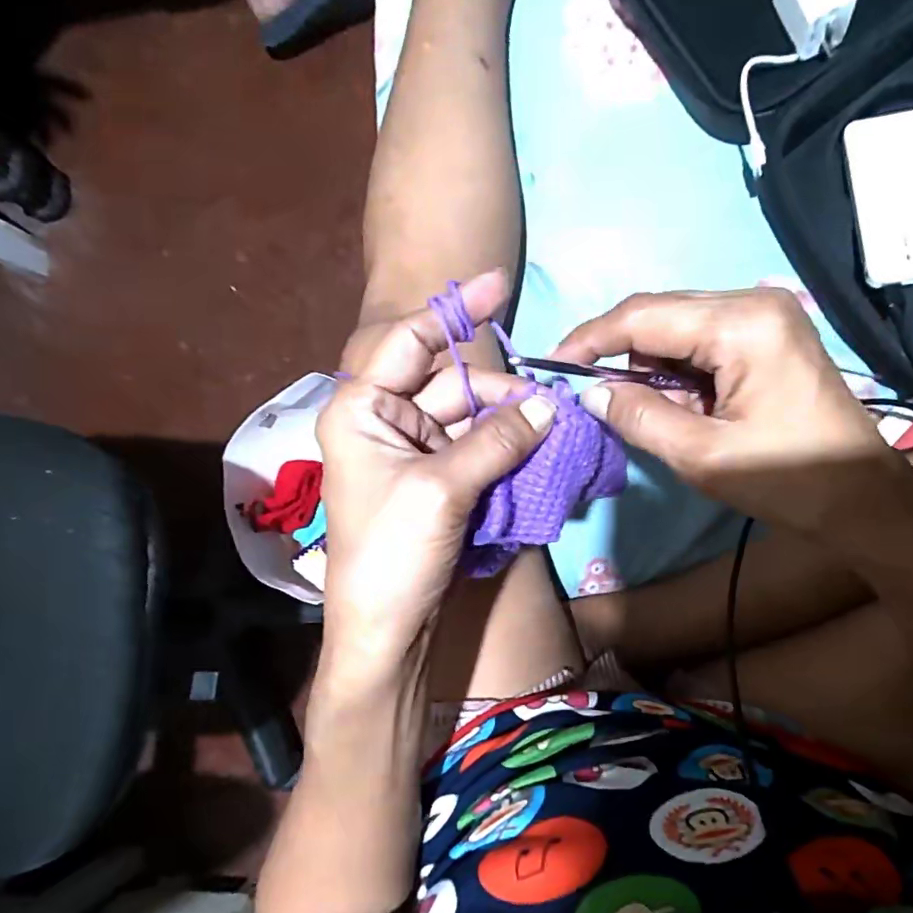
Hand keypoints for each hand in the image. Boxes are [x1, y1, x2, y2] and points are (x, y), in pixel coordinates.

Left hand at [316, 271, 556, 683]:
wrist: (385, 627)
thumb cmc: (393, 551)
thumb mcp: (443, 488)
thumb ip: (496, 440)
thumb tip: (549, 404)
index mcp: (361, 409)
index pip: (408, 341)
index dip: (454, 310)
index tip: (499, 286)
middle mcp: (383, 422)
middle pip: (449, 382)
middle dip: (499, 389)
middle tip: (548, 401)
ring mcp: (411, 452)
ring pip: (467, 418)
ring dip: (508, 421)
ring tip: (551, 428)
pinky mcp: (435, 481)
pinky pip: (474, 449)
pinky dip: (504, 448)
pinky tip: (536, 447)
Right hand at [552, 288, 896, 532]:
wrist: (864, 500)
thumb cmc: (787, 481)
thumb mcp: (701, 455)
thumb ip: (639, 417)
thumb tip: (590, 393)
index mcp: (742, 324)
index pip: (643, 316)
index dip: (591, 339)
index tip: (552, 364)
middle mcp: (754, 302)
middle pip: (659, 313)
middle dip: (618, 352)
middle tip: (588, 392)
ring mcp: (766, 315)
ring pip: (677, 326)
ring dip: (650, 364)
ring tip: (647, 411)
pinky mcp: (769, 334)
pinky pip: (702, 339)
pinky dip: (678, 370)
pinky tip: (680, 404)